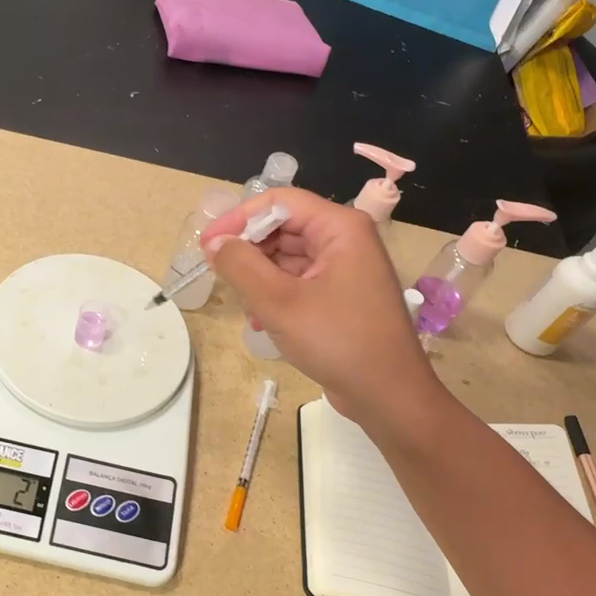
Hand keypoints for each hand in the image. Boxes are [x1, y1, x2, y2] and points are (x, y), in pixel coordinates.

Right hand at [200, 188, 438, 422]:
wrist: (388, 394)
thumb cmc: (337, 340)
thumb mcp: (278, 302)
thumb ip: (240, 265)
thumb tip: (214, 242)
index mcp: (340, 227)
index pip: (279, 202)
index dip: (239, 218)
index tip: (207, 244)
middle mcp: (346, 239)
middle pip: (283, 227)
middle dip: (249, 251)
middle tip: (220, 276)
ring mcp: (346, 268)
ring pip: (288, 256)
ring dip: (260, 277)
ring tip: (246, 306)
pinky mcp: (342, 295)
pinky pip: (299, 280)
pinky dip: (276, 294)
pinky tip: (262, 322)